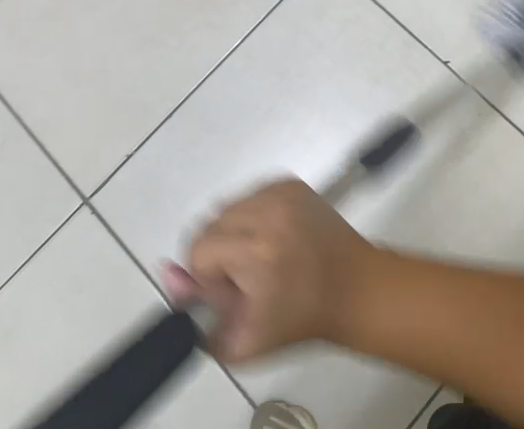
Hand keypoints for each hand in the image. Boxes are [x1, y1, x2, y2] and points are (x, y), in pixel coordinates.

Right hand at [159, 177, 378, 362]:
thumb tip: (166, 271)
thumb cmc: (301, 320)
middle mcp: (267, 212)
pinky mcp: (290, 183)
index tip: (236, 295)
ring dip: (233, 233)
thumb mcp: (244, 341)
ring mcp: (280, 192)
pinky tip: (273, 238)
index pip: (198, 250)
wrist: (357, 289)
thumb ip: (196, 315)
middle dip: (218, 254)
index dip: (209, 278)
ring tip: (262, 258)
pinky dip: (251, 217)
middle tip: (247, 278)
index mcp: (256, 251)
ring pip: (226, 208)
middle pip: (209, 225)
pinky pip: (248, 195)